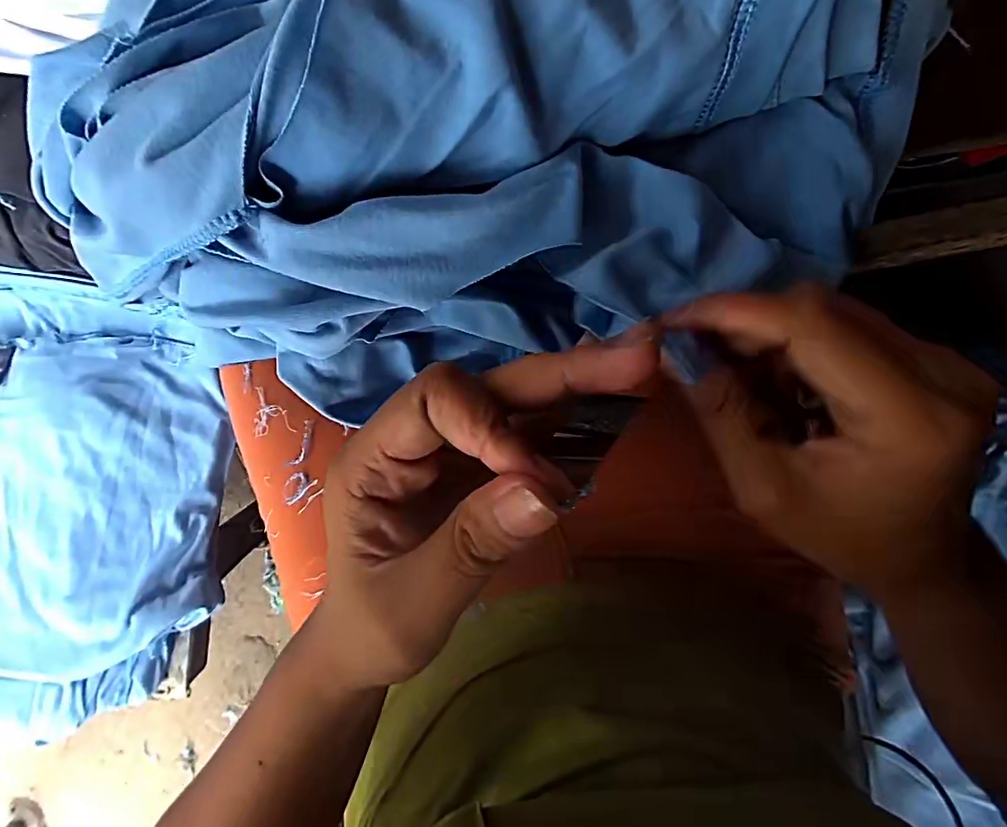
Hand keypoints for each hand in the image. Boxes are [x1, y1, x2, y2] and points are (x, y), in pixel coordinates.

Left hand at [309, 335, 659, 689]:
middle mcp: (414, 438)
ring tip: (640, 369)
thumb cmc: (371, 631)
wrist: (366, 648)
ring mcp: (450, 451)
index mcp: (373, 457)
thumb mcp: (412, 606)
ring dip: (576, 387)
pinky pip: (528, 436)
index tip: (538, 480)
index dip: (488, 422)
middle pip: (486, 387)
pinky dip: (572, 425)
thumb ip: (471, 545)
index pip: (432, 399)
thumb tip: (545, 491)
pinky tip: (615, 410)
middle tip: (637, 357)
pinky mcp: (479, 469)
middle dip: (559, 374)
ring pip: (515, 403)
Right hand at [665, 286, 998, 599]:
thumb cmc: (841, 537)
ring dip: (769, 327)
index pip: (811, 325)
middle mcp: (941, 375)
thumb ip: (721, 413)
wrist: (924, 561)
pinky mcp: (936, 358)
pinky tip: (776, 369)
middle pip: (820, 309)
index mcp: (907, 416)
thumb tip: (674, 348)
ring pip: (830, 309)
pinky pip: (847, 322)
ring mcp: (946, 362)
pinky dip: (796, 336)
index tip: (675, 319)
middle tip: (697, 346)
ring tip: (733, 363)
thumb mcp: (762, 488)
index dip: (736, 310)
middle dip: (746, 320)